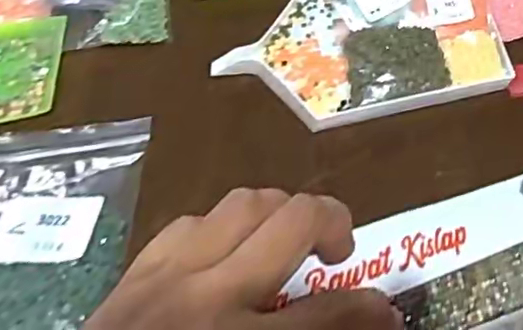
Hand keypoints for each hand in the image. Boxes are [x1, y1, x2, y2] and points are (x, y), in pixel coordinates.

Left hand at [85, 188, 400, 329]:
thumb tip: (339, 323)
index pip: (325, 315)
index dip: (367, 308)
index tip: (387, 309)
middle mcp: (207, 303)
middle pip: (293, 223)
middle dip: (333, 224)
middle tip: (338, 251)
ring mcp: (167, 280)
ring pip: (247, 204)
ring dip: (277, 216)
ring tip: (284, 242)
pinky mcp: (135, 274)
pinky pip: (193, 222)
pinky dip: (220, 230)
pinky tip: (222, 255)